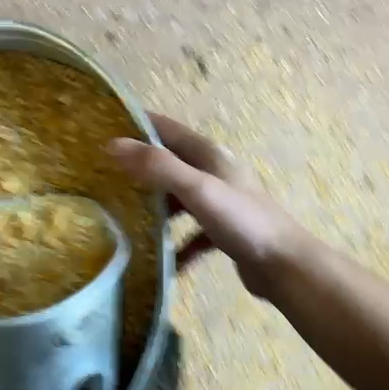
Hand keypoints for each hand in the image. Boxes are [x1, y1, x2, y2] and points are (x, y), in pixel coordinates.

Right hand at [107, 113, 307, 296]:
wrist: (285, 265)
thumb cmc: (241, 220)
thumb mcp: (196, 189)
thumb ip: (157, 166)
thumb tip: (113, 144)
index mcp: (208, 154)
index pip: (166, 128)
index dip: (138, 124)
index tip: (103, 128)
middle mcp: (214, 172)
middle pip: (171, 162)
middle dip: (140, 168)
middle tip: (104, 178)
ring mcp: (221, 202)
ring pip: (179, 198)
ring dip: (156, 208)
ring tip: (124, 220)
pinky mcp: (225, 231)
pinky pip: (193, 234)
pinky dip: (177, 245)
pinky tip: (163, 263)